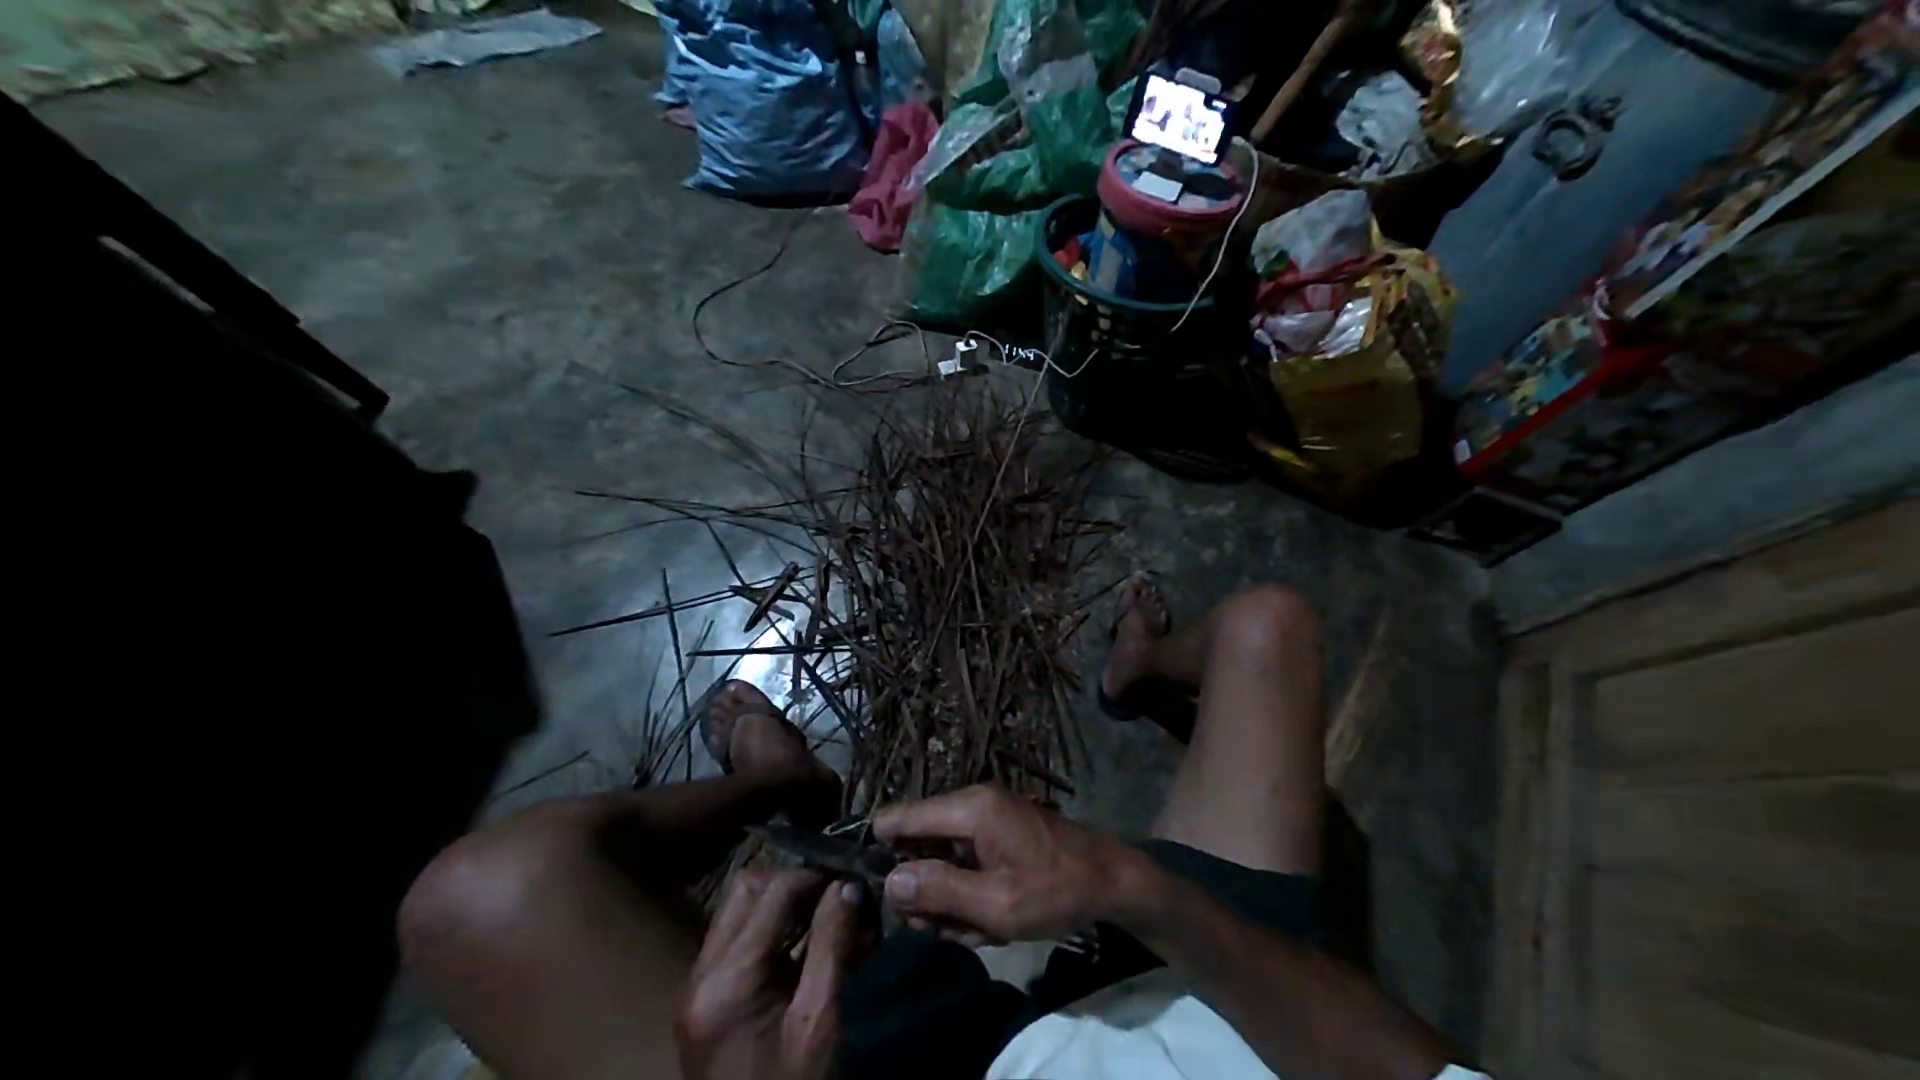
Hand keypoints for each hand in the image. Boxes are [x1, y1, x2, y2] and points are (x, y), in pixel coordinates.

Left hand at [676, 868, 866, 1079]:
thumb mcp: (818, 1023)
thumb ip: (831, 946)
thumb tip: (848, 885)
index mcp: (728, 979)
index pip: (773, 892)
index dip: (816, 878)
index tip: (853, 882)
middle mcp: (703, 972)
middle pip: (747, 891)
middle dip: (795, 884)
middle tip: (837, 896)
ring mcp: (700, 986)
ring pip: (741, 912)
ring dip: (786, 904)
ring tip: (831, 916)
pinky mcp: (709, 1001)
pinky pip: (740, 942)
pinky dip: (776, 932)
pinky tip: (813, 945)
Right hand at [873, 784, 1133, 942]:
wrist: (1112, 881)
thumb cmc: (1055, 890)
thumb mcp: (995, 903)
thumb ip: (939, 890)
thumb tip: (888, 882)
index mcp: (969, 807)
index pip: (900, 817)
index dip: (880, 851)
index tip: (874, 891)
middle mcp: (973, 803)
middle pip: (919, 844)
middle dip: (924, 891)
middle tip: (943, 930)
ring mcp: (987, 818)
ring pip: (941, 860)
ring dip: (949, 900)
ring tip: (977, 930)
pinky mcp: (998, 834)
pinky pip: (964, 862)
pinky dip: (969, 893)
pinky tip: (989, 921)